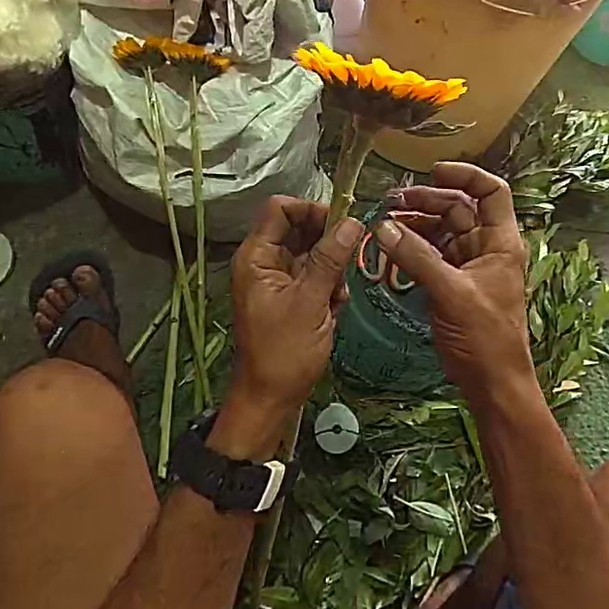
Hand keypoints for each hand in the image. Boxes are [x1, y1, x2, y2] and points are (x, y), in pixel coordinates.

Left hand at [220, 196, 361, 459]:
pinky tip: (334, 307)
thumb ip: (330, 260)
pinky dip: (327, 287)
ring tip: (338, 295)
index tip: (342, 224)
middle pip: (299, 229)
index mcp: (256, 257)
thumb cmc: (284, 352)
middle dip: (327, 243)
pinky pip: (313, 276)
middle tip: (348, 261)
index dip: (311, 209)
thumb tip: (352, 221)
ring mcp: (276, 280)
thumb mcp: (310, 302)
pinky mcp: (289, 297)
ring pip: (311, 253)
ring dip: (331, 269)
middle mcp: (263, 262)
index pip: (280, 209)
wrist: (270, 399)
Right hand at [372, 163, 535, 397]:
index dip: (465, 175)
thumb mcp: (451, 292)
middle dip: (425, 202)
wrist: (491, 383)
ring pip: (438, 232)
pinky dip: (409, 249)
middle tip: (390, 203)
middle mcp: (485, 247)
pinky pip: (428, 255)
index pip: (491, 192)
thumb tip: (382, 227)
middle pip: (457, 209)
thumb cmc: (485, 337)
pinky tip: (388, 247)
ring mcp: (466, 265)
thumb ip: (416, 257)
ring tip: (383, 225)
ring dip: (412, 225)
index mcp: (500, 242)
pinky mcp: (450, 283)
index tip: (432, 172)